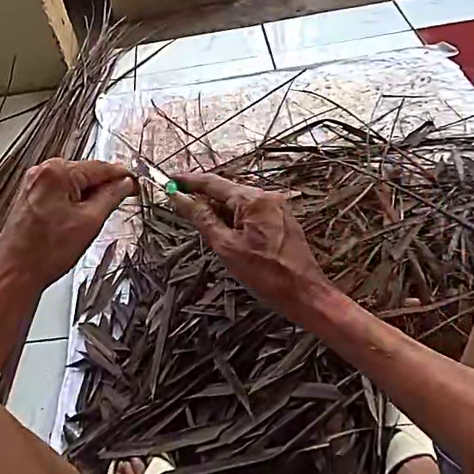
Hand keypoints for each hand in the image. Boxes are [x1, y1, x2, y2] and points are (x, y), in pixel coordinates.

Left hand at [0, 159, 136, 292]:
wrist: (15, 273)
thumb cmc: (44, 252)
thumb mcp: (90, 221)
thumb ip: (111, 196)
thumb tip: (124, 184)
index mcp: (56, 172)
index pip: (99, 167)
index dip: (122, 176)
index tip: (135, 183)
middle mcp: (41, 173)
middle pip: (85, 173)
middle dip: (104, 187)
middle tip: (123, 199)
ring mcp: (33, 185)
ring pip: (73, 184)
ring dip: (89, 196)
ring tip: (98, 218)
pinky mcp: (30, 198)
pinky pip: (60, 192)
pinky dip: (74, 202)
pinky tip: (79, 220)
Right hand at [168, 172, 333, 322]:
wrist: (304, 293)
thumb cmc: (266, 274)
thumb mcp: (226, 247)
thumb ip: (202, 219)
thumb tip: (181, 199)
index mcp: (253, 199)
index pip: (212, 183)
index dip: (188, 181)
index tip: (169, 180)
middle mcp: (266, 196)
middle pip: (225, 191)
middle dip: (202, 198)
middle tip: (179, 204)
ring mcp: (276, 207)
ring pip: (238, 203)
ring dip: (218, 211)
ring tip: (202, 226)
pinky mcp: (281, 219)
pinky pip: (250, 212)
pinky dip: (234, 219)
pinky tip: (225, 234)